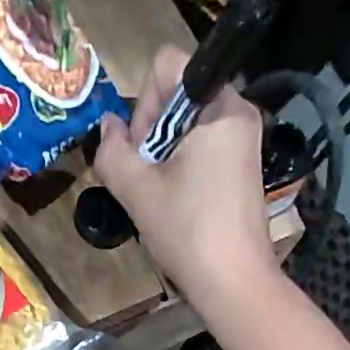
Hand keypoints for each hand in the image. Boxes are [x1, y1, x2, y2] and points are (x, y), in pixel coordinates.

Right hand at [92, 47, 276, 307]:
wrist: (234, 284)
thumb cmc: (189, 233)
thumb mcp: (139, 192)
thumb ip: (114, 153)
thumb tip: (106, 128)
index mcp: (219, 106)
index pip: (168, 65)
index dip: (143, 104)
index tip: (143, 152)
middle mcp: (237, 113)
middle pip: (177, 97)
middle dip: (151, 135)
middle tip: (146, 181)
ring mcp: (243, 142)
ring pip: (185, 127)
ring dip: (162, 157)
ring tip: (158, 198)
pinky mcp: (242, 169)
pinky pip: (201, 149)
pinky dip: (180, 169)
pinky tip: (174, 205)